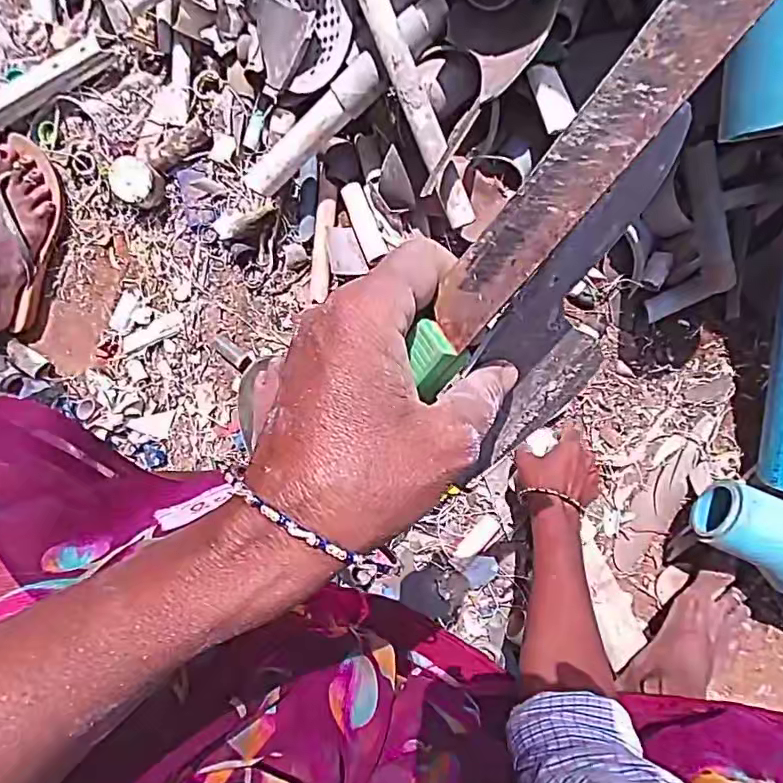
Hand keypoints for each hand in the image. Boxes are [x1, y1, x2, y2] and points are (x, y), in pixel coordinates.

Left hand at [245, 238, 516, 550]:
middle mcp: (325, 321)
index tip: (470, 323)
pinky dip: (369, 372)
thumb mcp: (445, 443)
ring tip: (412, 406)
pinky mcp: (294, 374)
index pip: (422, 256)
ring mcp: (304, 346)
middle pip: (397, 292)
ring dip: (403, 355)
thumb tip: (494, 378)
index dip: (459, 282)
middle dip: (432, 330)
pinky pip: (344, 353)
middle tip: (445, 379)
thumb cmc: (350, 488)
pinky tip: (377, 418)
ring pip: (372, 325)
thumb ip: (482, 396)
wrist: (288, 526)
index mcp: (363, 318)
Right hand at [515, 420, 600, 511]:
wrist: (553, 513)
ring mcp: (591, 475)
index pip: (570, 430)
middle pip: (579, 447)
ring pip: (586, 464)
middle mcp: (585, 458)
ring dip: (577, 466)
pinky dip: (580, 483)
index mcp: (571, 446)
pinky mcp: (593, 491)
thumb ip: (525, 451)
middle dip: (569, 451)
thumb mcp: (524, 463)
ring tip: (561, 474)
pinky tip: (568, 487)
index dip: (562, 433)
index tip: (556, 437)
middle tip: (555, 458)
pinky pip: (588, 482)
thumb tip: (523, 450)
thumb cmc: (543, 488)